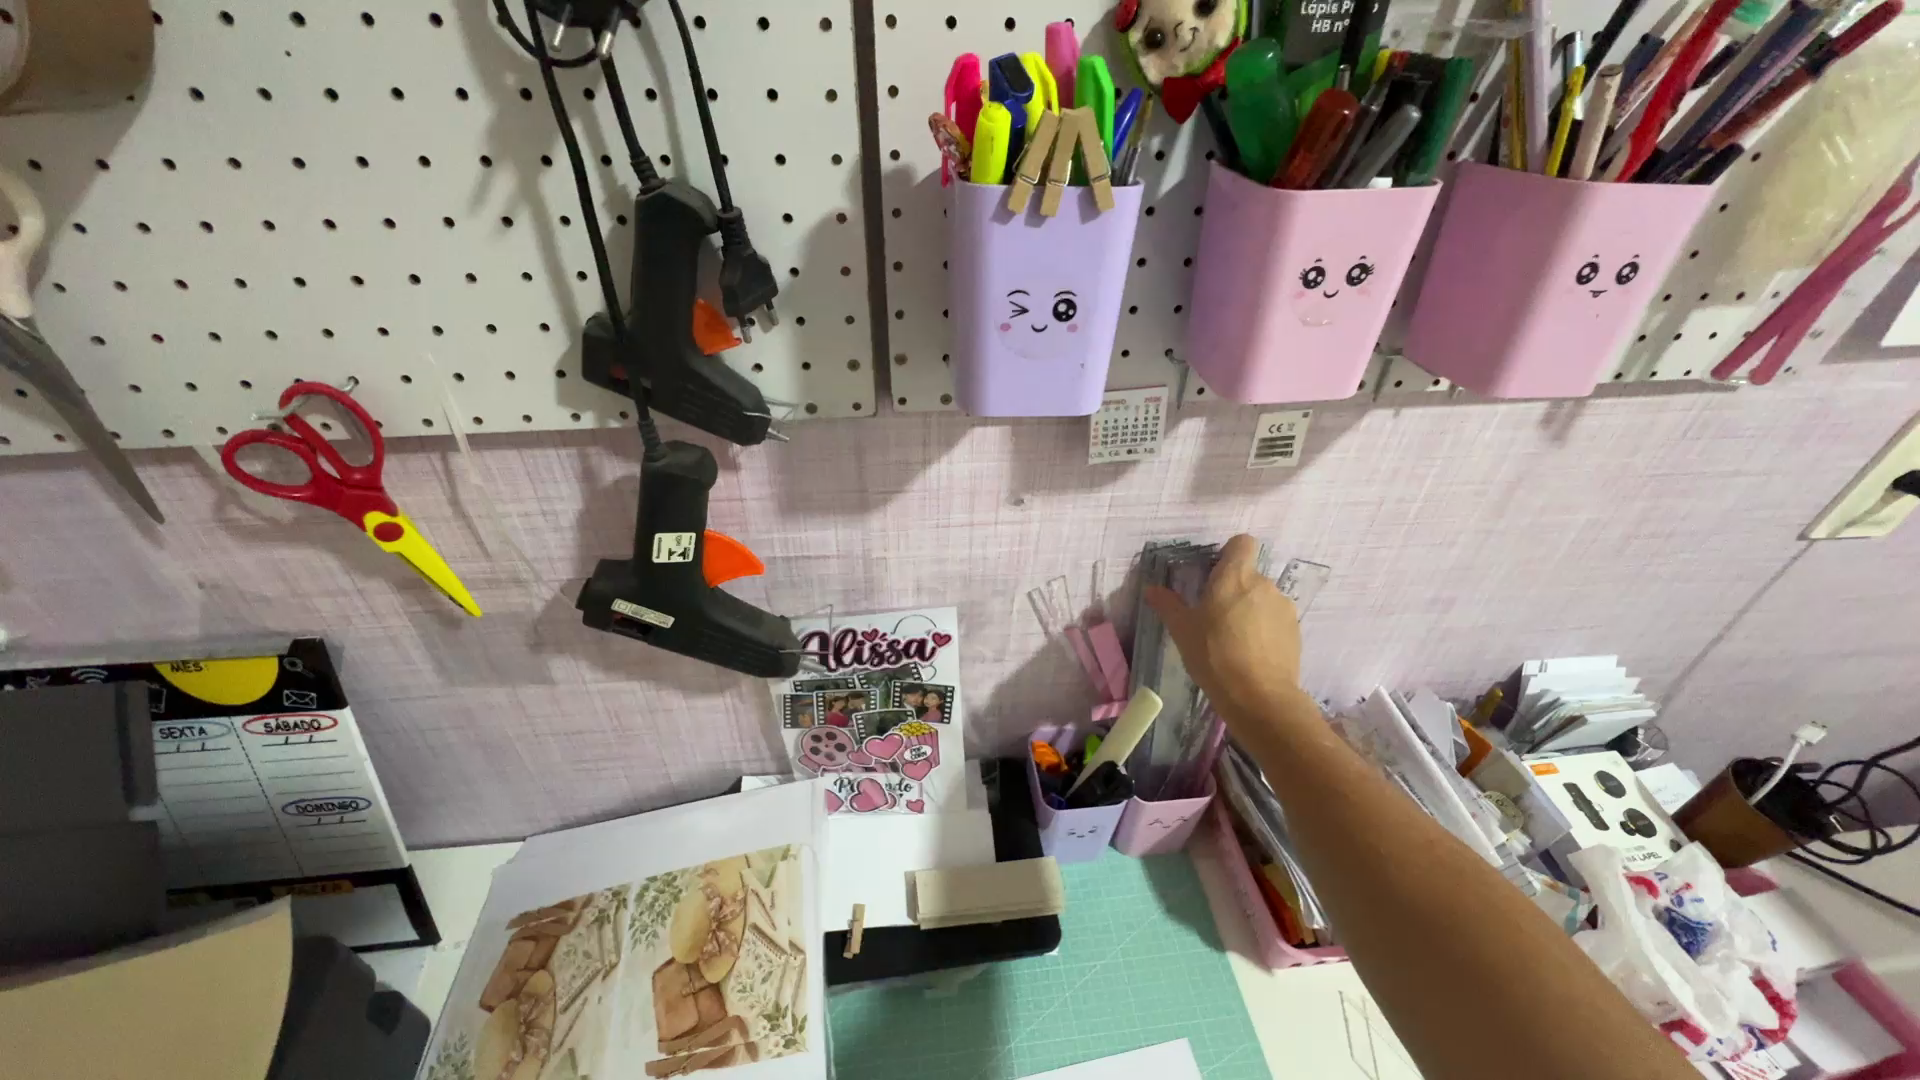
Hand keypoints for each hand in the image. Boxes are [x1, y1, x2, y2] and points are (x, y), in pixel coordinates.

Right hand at [1145, 535, 1304, 725]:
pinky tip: (1251, 654)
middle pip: (1249, 575)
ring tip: (1234, 640)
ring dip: (1250, 610)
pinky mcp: (1295, 630)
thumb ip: (1168, 605)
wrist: (1258, 696)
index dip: (1230, 553)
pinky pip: (1275, 620)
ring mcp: (1283, 607)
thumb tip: (1151, 590)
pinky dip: (1265, 629)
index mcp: (1234, 576)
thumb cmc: (1213, 655)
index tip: (1215, 573)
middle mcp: (1263, 583)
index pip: (1242, 543)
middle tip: (1215, 617)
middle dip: (1234, 590)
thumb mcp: (1182, 630)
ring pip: (1263, 598)